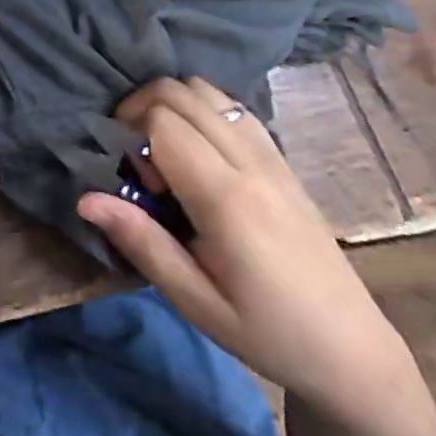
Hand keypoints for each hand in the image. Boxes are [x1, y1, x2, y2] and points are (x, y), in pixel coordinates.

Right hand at [77, 78, 435, 435]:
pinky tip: (197, 147)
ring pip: (208, 90)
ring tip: (163, 148)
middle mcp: (250, 161)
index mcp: (226, 198)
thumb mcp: (196, 301)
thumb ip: (142, 242)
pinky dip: (202, 107)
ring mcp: (271, 155)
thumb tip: (85, 200)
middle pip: (182, 91)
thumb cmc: (266, 331)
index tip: (125, 170)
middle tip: (132, 152)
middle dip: (142, 105)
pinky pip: (234, 107)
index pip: (163, 121)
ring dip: (173, 103)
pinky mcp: (282, 158)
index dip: (130, 131)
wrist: (350, 346)